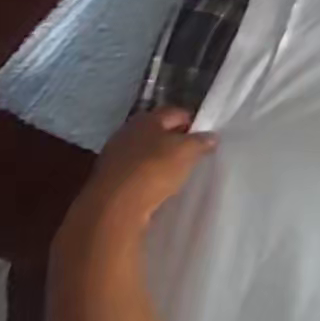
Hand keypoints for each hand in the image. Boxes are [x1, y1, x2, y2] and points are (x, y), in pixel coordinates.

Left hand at [58, 107, 214, 252]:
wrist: (113, 207)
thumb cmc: (154, 170)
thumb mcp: (188, 152)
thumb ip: (202, 141)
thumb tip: (211, 136)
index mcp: (147, 118)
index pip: (177, 113)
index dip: (195, 123)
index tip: (206, 139)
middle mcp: (127, 131)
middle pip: (160, 131)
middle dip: (177, 141)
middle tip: (194, 155)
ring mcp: (114, 154)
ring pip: (146, 151)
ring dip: (161, 159)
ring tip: (177, 174)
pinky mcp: (108, 177)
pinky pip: (136, 170)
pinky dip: (148, 175)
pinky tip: (158, 187)